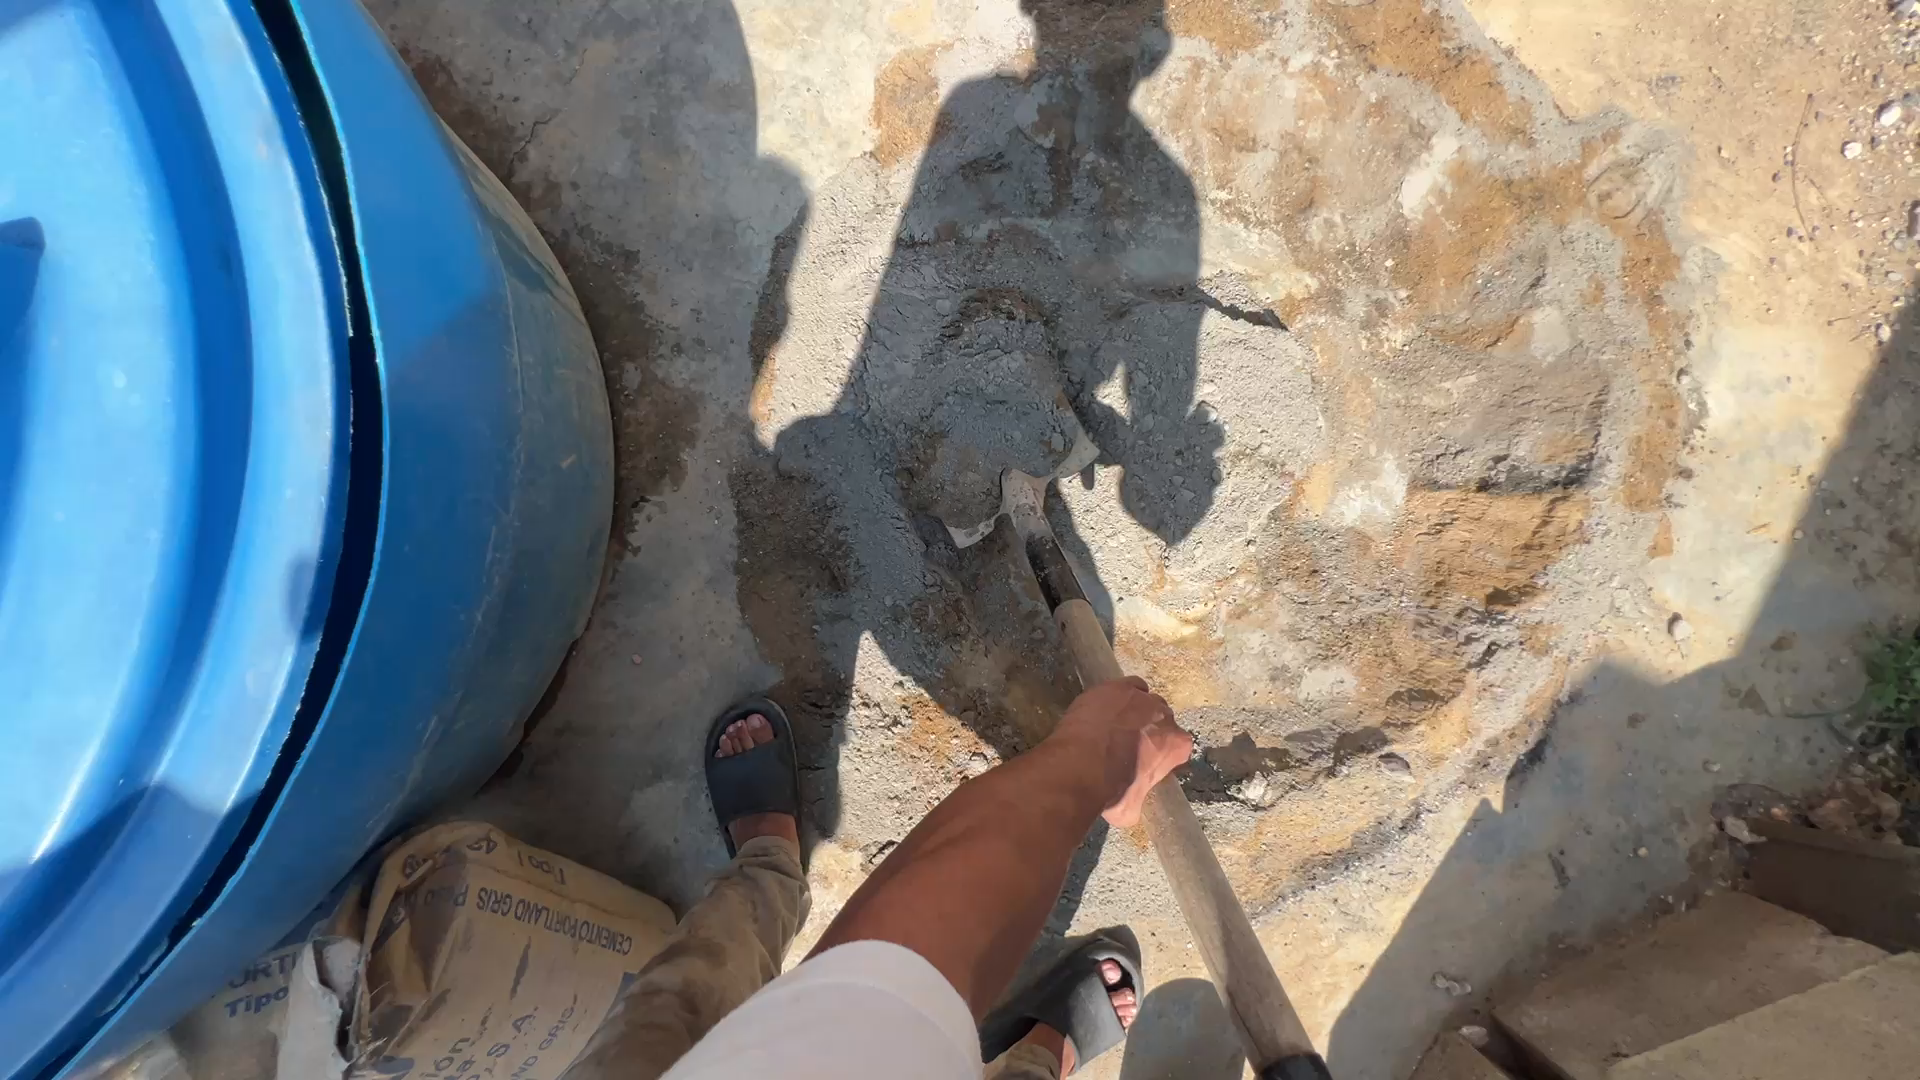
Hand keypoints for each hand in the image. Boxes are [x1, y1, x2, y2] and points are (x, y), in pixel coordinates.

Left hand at [1052, 677, 1192, 826]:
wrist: (1082, 764)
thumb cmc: (1112, 790)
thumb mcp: (1131, 808)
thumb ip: (1139, 798)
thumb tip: (1129, 804)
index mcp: (1177, 745)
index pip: (1178, 745)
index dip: (1162, 752)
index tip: (1147, 760)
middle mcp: (1165, 716)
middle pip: (1162, 717)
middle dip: (1149, 728)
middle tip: (1127, 742)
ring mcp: (1140, 698)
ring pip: (1144, 699)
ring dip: (1134, 710)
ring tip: (1115, 723)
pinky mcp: (1115, 687)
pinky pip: (1127, 685)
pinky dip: (1120, 694)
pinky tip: (1108, 704)